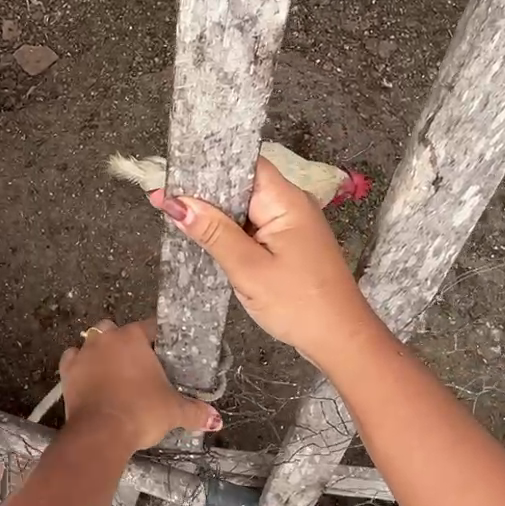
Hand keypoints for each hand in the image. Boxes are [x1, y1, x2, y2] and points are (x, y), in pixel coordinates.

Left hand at [60, 320, 219, 450]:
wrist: (99, 433)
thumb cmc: (141, 412)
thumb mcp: (173, 411)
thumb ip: (195, 411)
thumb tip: (217, 420)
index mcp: (133, 337)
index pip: (150, 327)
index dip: (158, 339)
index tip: (164, 352)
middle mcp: (107, 338)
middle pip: (117, 330)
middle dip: (125, 342)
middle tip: (138, 366)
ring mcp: (84, 352)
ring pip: (93, 340)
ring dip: (101, 351)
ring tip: (113, 372)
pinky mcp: (67, 371)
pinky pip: (73, 358)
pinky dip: (79, 365)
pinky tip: (88, 377)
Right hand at [152, 159, 384, 367]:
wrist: (342, 341)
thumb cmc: (299, 304)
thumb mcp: (249, 269)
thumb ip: (213, 233)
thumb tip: (176, 203)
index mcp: (285, 200)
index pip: (244, 164)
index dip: (208, 165)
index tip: (172, 173)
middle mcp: (290, 203)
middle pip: (242, 183)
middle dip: (204, 190)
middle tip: (162, 197)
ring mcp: (291, 223)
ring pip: (245, 206)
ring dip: (215, 212)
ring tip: (172, 212)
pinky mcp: (289, 242)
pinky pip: (253, 225)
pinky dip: (230, 230)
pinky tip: (204, 236)